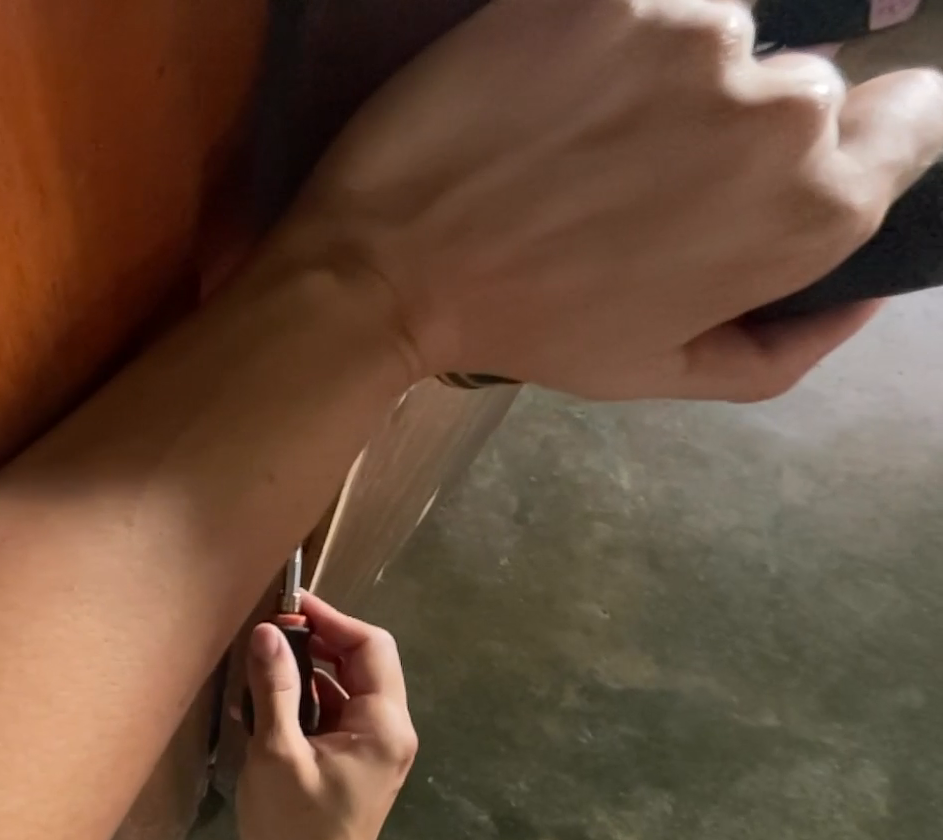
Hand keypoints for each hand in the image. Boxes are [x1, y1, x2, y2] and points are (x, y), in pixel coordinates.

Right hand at [237, 593, 417, 839]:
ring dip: (307, 668)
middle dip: (317, 640)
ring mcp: (373, 748)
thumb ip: (274, 687)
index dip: (331, 618)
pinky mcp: (353, 762)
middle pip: (361, 662)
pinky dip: (304, 697)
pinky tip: (268, 701)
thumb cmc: (295, 827)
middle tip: (267, 631)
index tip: (286, 606)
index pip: (371, 646)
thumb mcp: (277, 752)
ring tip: (261, 662)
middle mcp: (388, 731)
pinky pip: (334, 712)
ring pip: (345, 686)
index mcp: (384, 725)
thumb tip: (267, 630)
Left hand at [270, 0, 942, 401]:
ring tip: (554, 139)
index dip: (829, 145)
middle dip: (715, 123)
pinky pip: (629, 5)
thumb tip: (861, 300)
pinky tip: (530, 94)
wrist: (378, 276)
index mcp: (810, 204)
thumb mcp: (644, 374)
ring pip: (708, 35)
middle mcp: (778, 105)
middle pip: (797, 80)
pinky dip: (591, 39)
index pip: (906, 122)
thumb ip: (775, 351)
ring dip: (648, 77)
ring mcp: (691, 36)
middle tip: (608, 173)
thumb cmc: (507, 331)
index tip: (730, 172)